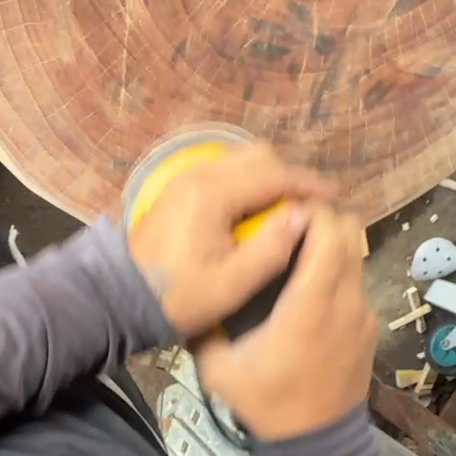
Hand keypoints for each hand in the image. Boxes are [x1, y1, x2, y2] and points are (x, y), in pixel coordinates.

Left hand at [126, 144, 337, 338]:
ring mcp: (184, 180)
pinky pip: (222, 172)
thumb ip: (272, 248)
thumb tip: (304, 215)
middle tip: (312, 204)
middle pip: (257, 157)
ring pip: (238, 161)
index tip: (337, 198)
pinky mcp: (176, 191)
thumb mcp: (231, 284)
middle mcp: (198, 176)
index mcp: (212, 194)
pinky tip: (257, 208)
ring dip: (267, 177)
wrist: (119, 298)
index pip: (274, 175)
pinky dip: (246, 182)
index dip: (310, 185)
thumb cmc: (177, 297)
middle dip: (290, 176)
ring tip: (289, 206)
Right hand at [195, 205, 376, 440]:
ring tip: (295, 246)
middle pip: (349, 232)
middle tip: (286, 221)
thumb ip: (207, 327)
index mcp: (308, 308)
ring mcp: (362, 314)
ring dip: (330, 240)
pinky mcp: (367, 326)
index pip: (326, 235)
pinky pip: (355, 279)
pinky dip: (336, 268)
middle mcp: (344, 303)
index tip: (279, 211)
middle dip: (321, 216)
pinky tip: (306, 284)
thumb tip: (193, 292)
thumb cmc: (266, 403)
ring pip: (356, 253)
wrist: (316, 445)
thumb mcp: (219, 370)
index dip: (308, 212)